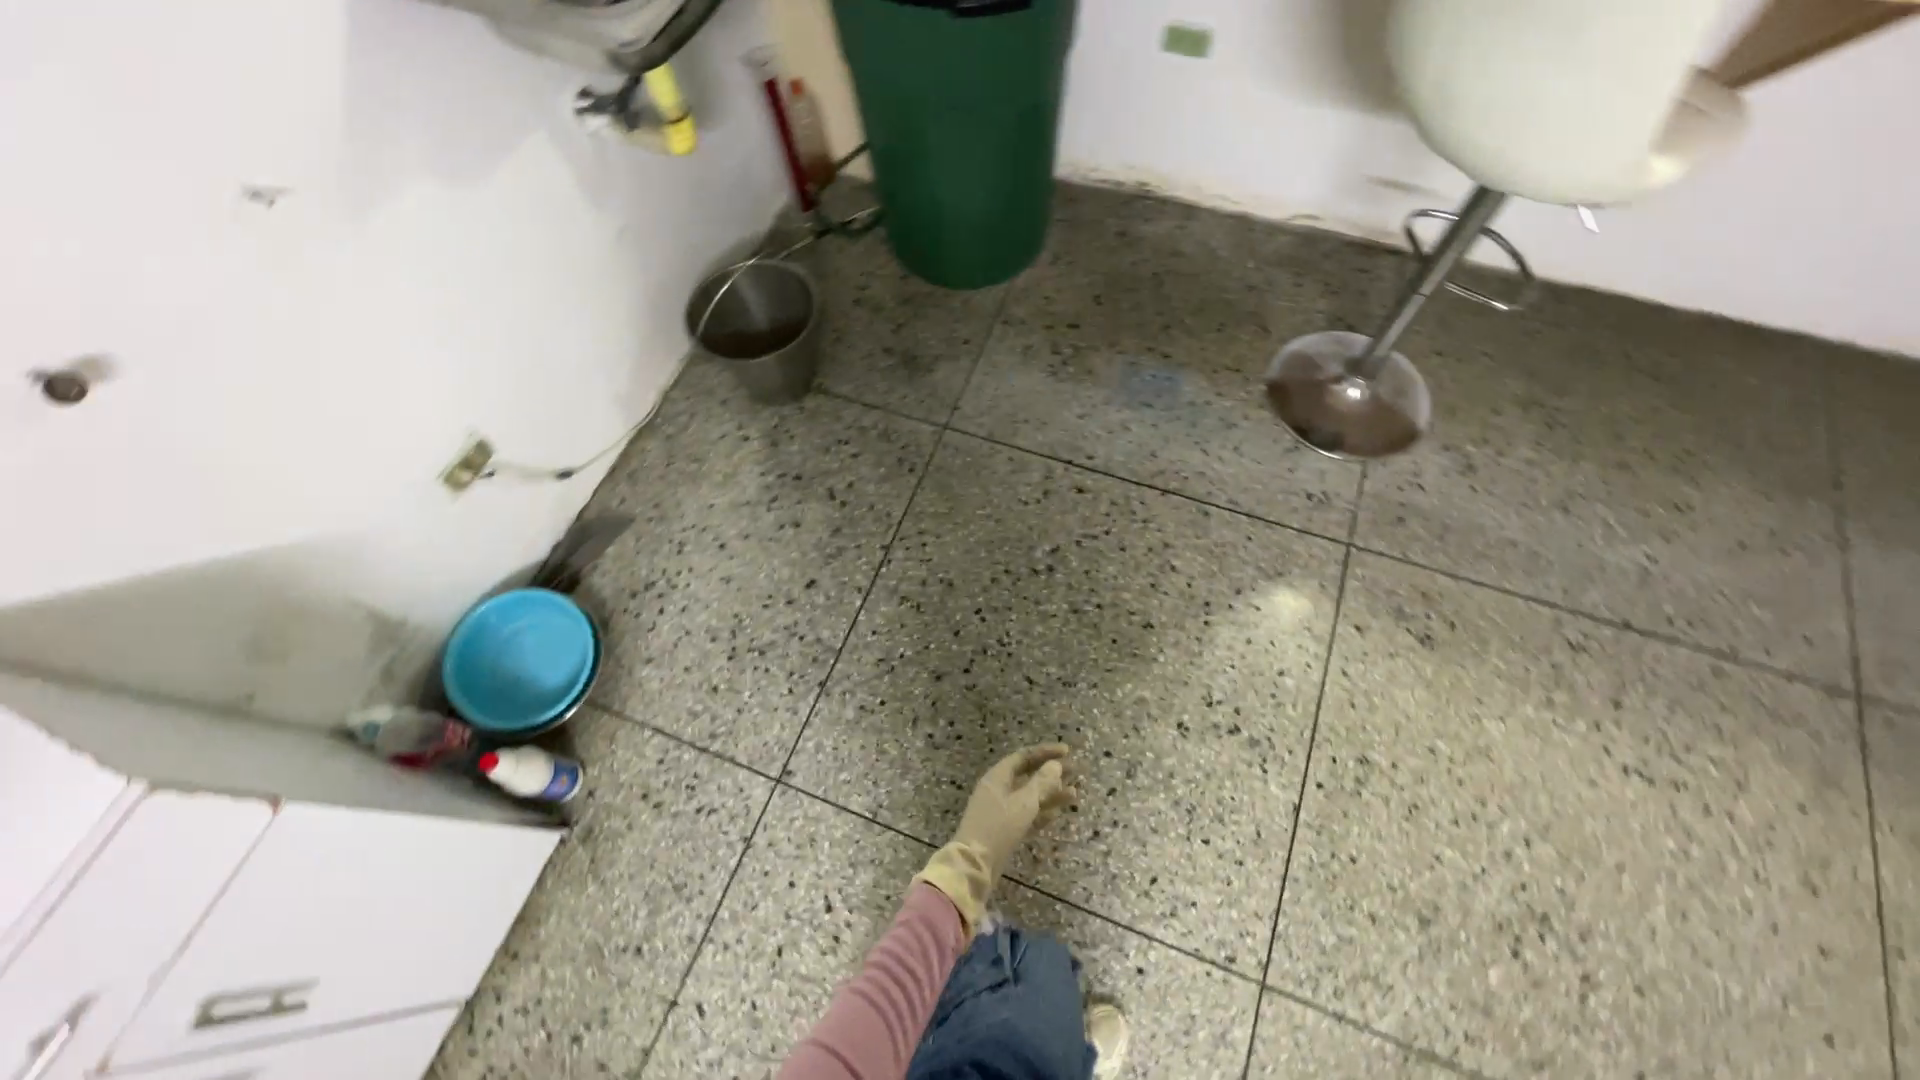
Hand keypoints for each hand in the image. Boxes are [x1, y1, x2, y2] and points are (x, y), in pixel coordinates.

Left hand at [951, 744, 1076, 883]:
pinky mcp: (1005, 829)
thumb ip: (1041, 783)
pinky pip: (1026, 816)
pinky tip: (1057, 814)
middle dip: (1051, 774)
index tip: (1067, 751)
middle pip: (1028, 776)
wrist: (975, 864)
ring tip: (1074, 795)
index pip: (1023, 757)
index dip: (1045, 752)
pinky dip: (1041, 813)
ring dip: (1051, 795)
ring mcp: (1001, 810)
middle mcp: (999, 790)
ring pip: (1030, 797)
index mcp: (998, 777)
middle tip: (1075, 772)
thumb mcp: (1023, 803)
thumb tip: (1056, 765)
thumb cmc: (998, 827)